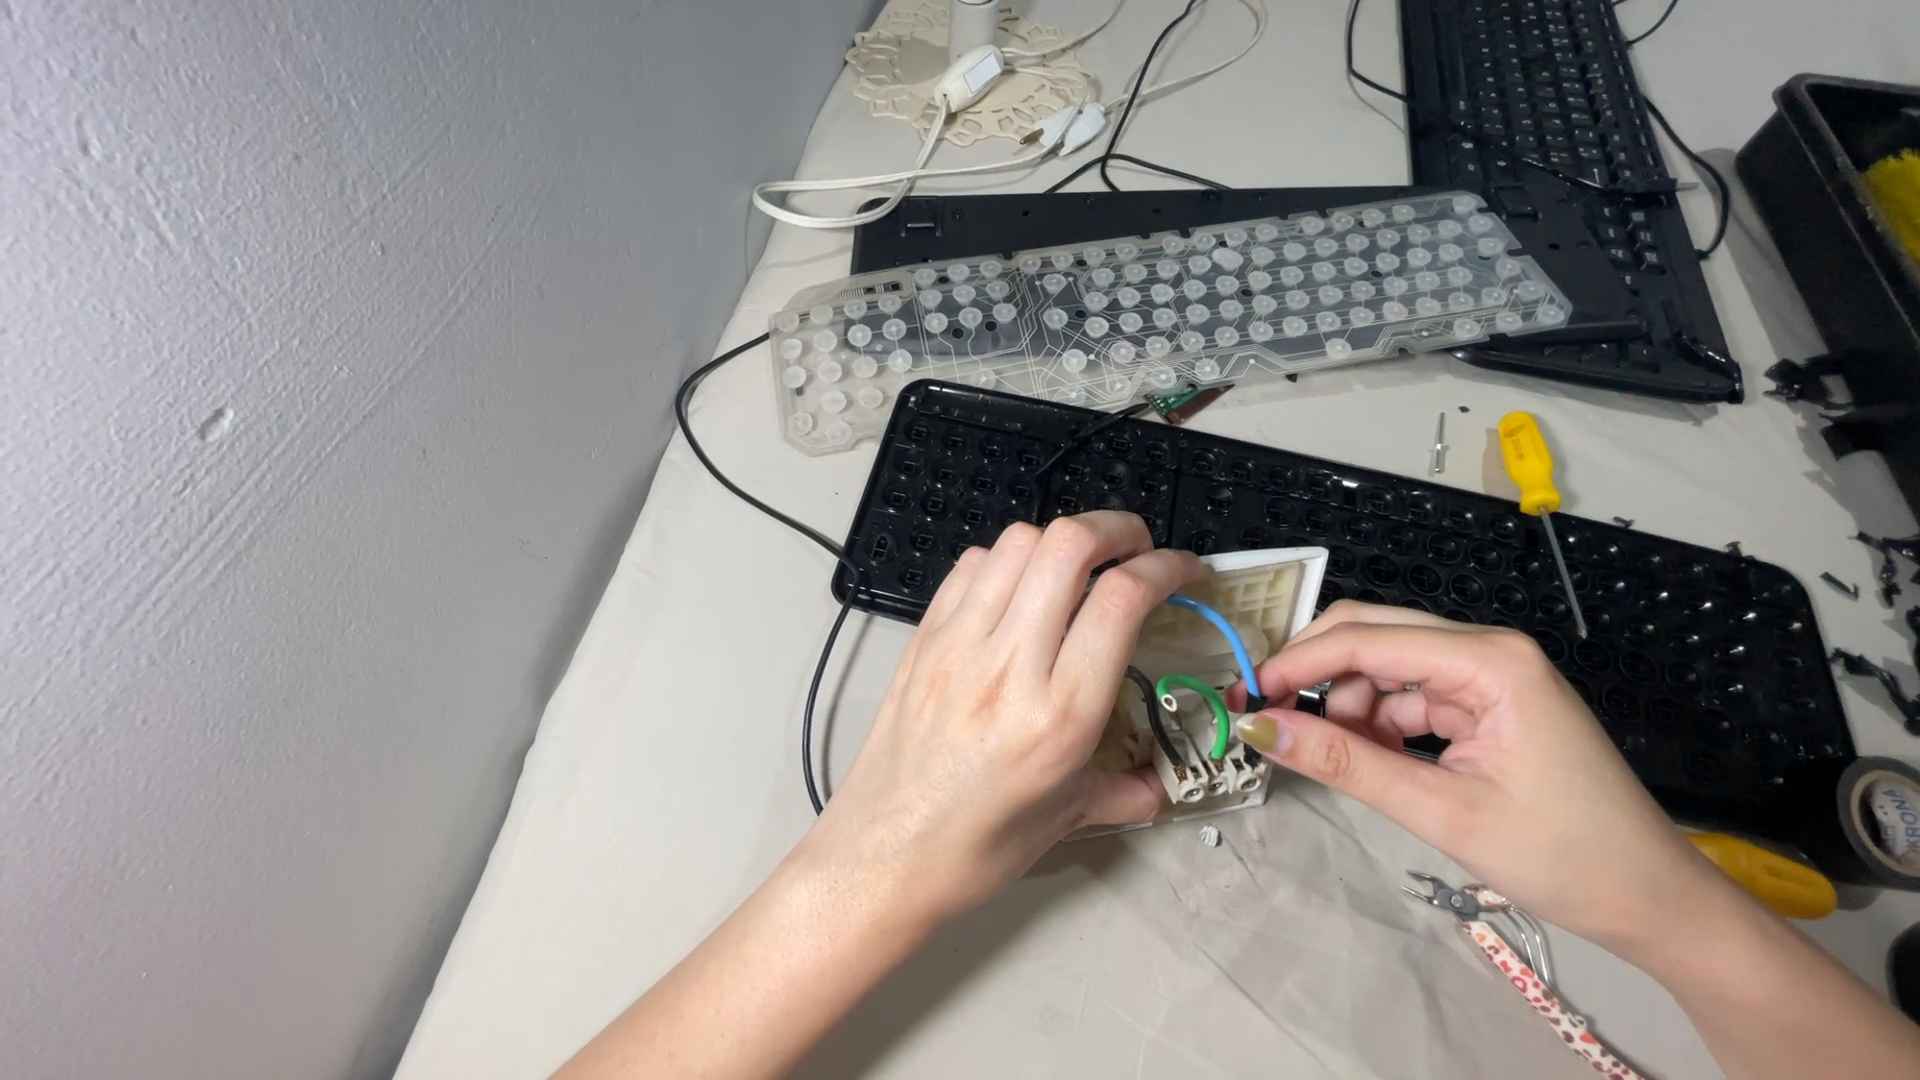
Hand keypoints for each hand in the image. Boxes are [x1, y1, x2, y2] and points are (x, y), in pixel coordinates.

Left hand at [811, 511, 1201, 922]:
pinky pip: (969, 567)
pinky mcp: (922, 638)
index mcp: (1059, 714)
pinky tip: (1017, 587)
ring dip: (1060, 539)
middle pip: (1068, 545)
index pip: (1121, 600)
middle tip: (1135, 547)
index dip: (1165, 566)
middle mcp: (1009, 665)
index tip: (1183, 570)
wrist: (881, 856)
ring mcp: (958, 644)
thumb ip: (1127, 789)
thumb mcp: (1067, 819)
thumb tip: (1163, 779)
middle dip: (1116, 528)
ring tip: (1078, 565)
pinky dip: (1005, 559)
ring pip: (1016, 543)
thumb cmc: (975, 847)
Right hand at [1230, 601, 1732, 952]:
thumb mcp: (1440, 811)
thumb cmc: (1563, 857)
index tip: (1245, 698)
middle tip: (1266, 712)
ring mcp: (1485, 673)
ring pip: (1381, 664)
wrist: (1657, 906)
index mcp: (1488, 660)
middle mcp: (1485, 649)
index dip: (1295, 664)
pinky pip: (1404, 693)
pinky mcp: (1481, 701)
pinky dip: (1375, 720)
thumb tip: (1257, 728)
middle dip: (1312, 672)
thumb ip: (1344, 761)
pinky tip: (1374, 757)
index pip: (1363, 640)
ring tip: (1342, 756)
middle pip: (1368, 633)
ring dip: (1345, 703)